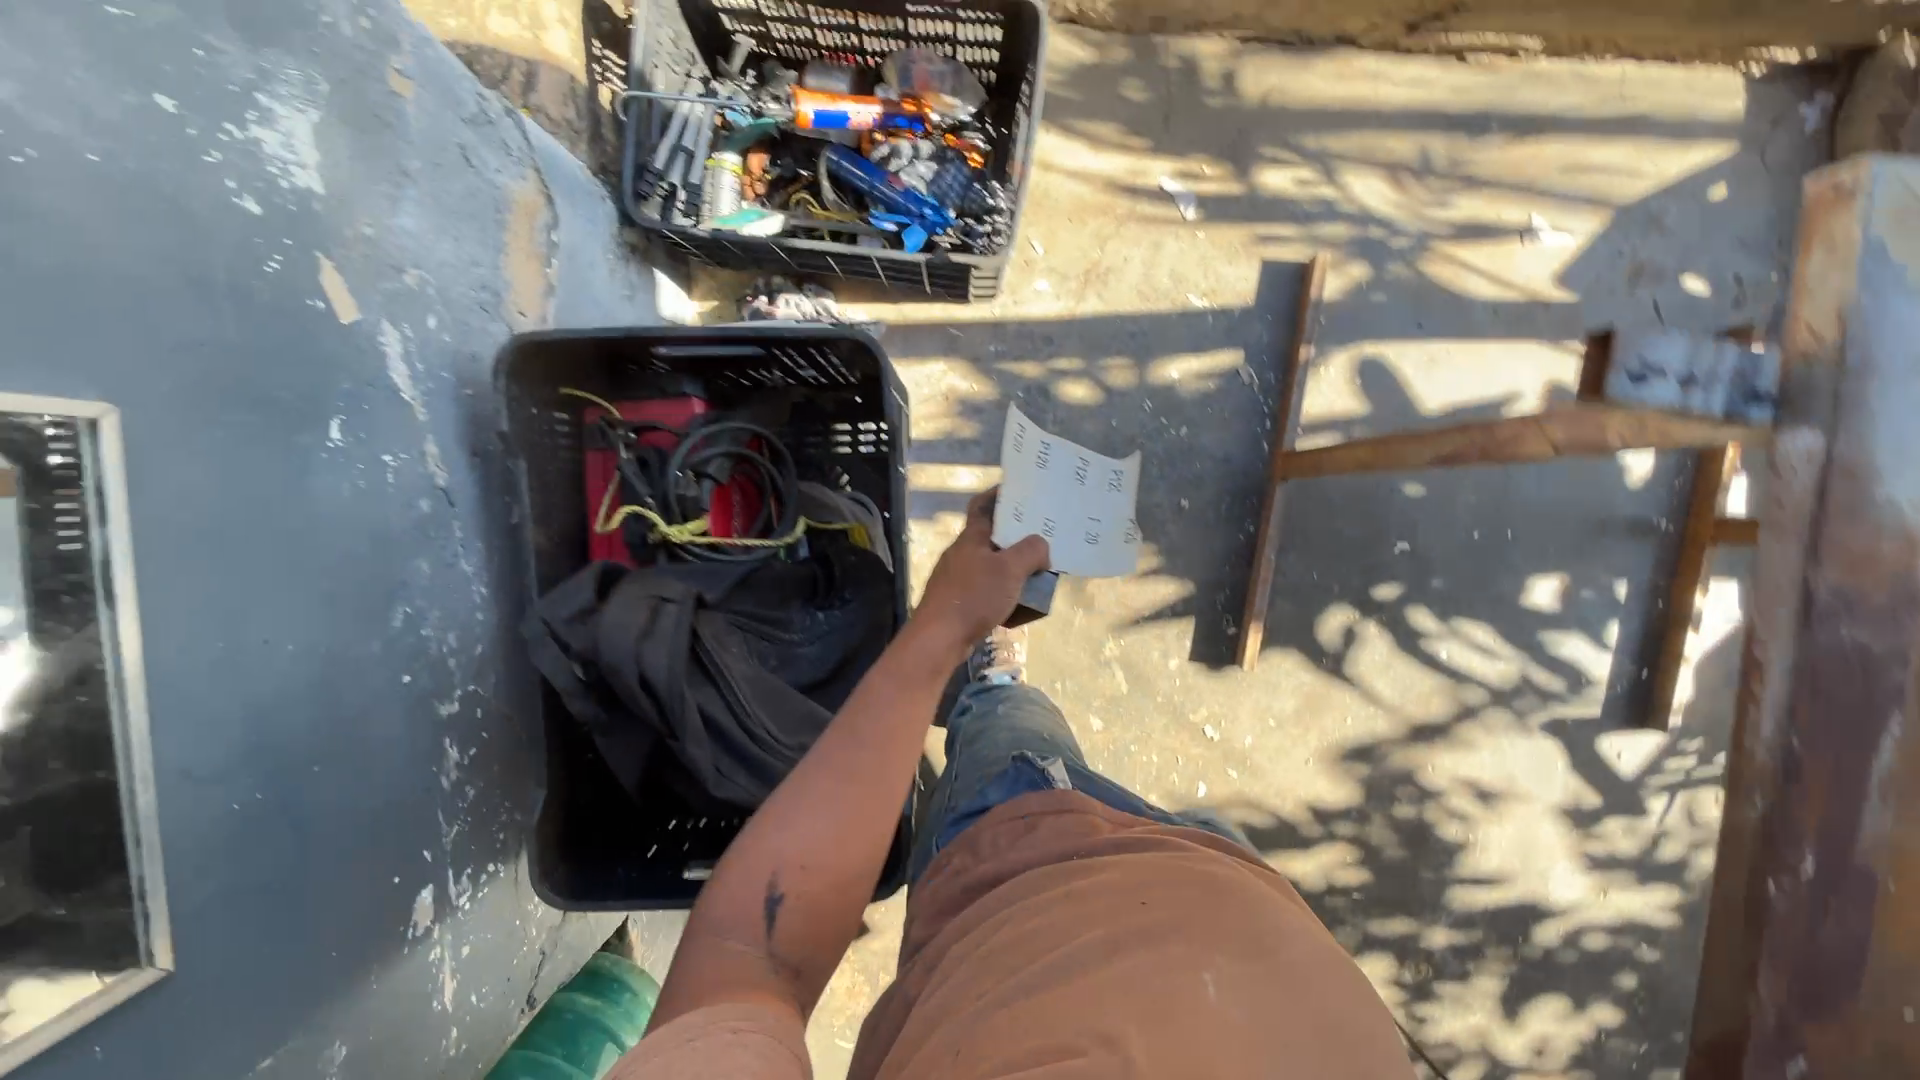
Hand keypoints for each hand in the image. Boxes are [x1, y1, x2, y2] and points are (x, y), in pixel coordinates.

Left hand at [912, 488, 1049, 653]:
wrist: (939, 638)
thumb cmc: (973, 596)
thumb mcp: (1010, 569)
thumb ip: (1031, 551)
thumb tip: (1041, 548)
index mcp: (971, 538)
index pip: (982, 506)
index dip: (999, 495)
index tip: (1020, 492)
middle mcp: (962, 554)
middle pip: (992, 538)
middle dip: (1017, 540)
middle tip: (1042, 542)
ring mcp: (957, 579)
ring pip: (991, 567)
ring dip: (1013, 571)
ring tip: (1037, 577)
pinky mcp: (958, 603)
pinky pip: (986, 592)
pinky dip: (1004, 595)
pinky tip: (1018, 607)